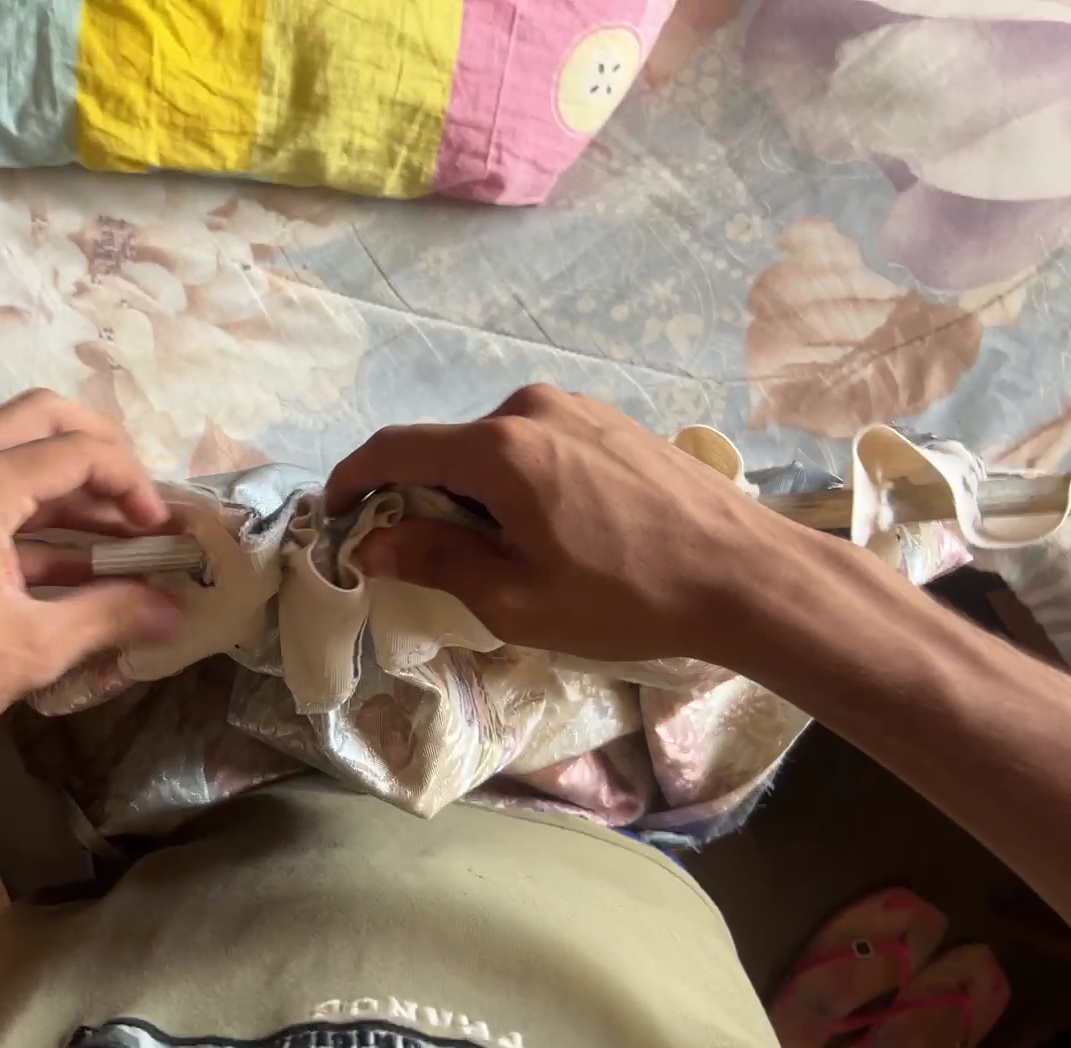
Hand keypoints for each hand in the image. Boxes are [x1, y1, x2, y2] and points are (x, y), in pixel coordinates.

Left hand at [0, 391, 181, 785]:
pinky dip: (38, 508)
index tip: (159, 529)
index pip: (79, 451)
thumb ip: (110, 615)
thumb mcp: (32, 646)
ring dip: (72, 482)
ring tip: (120, 532)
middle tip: (138, 500)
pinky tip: (77, 557)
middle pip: (44, 418)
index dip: (133, 483)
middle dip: (102, 452)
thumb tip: (173, 610)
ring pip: (17, 446)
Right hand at [326, 384, 828, 660]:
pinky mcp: (603, 416)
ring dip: (463, 487)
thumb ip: (431, 560)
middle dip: (413, 494)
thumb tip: (371, 545)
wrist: (755, 577)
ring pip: (482, 444)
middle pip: (438, 446)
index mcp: (499, 449)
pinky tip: (540, 520)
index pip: (392, 449)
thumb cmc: (626, 596)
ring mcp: (571, 405)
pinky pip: (525, 440)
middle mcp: (528, 407)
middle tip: (421, 548)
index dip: (351, 479)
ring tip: (493, 542)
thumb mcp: (513, 597)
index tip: (334, 512)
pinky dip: (505, 476)